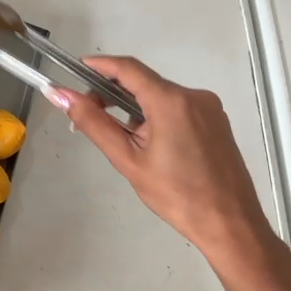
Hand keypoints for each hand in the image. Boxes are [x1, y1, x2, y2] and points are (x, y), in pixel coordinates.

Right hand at [50, 56, 280, 273]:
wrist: (230, 224)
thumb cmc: (176, 194)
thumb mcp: (127, 159)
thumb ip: (92, 122)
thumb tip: (61, 95)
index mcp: (172, 101)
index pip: (128, 68)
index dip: (99, 65)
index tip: (74, 70)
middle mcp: (194, 96)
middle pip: (143, 81)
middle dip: (111, 93)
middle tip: (87, 116)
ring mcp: (209, 109)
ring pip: (159, 96)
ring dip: (132, 107)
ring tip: (117, 138)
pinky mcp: (216, 122)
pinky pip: (176, 108)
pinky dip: (153, 115)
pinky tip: (146, 143)